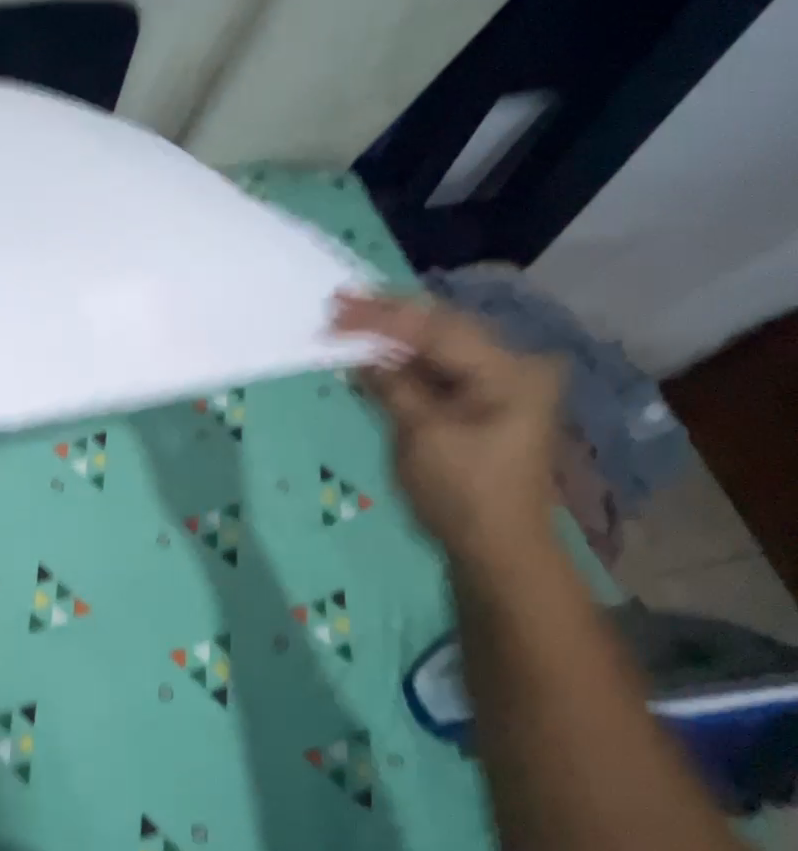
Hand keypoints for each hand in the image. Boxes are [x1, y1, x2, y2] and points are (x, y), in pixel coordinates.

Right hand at [332, 294, 564, 560]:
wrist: (498, 546)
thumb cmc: (463, 493)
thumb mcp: (421, 435)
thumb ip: (393, 385)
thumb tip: (361, 353)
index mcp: (509, 373)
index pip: (437, 330)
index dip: (383, 317)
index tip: (337, 308)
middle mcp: (513, 367)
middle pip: (443, 328)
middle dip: (389, 316)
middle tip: (339, 303)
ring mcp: (500, 384)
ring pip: (439, 346)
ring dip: (393, 336)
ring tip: (348, 319)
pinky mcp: (483, 402)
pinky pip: (439, 369)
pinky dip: (405, 361)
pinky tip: (372, 352)